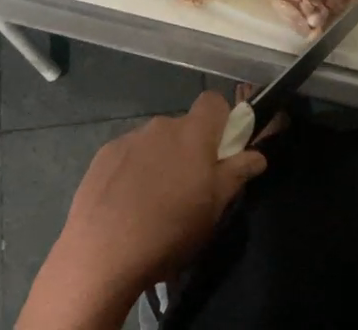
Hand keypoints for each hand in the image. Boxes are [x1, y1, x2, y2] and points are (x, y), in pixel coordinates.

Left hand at [28, 92, 266, 325]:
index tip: (222, 152)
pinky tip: (126, 204)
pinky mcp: (103, 156)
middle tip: (189, 188)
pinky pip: (129, 155)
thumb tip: (257, 155)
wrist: (100, 254)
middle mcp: (161, 126)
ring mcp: (129, 139)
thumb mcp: (214, 209)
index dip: (222, 121)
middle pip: (184, 126)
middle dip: (190, 149)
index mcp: (193, 133)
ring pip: (155, 142)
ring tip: (153, 203)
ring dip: (161, 161)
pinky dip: (133, 171)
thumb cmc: (169, 230)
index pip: (214, 101)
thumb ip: (237, 174)